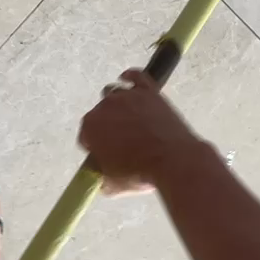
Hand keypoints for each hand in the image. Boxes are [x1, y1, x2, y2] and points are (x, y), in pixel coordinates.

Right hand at [78, 68, 207, 194]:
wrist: (173, 161)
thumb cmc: (139, 173)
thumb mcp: (112, 183)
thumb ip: (101, 174)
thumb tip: (102, 173)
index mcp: (89, 128)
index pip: (86, 135)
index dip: (95, 146)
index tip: (105, 153)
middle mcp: (103, 108)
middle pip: (99, 113)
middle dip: (106, 125)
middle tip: (120, 139)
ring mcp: (126, 97)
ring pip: (114, 92)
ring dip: (116, 103)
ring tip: (126, 114)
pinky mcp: (148, 91)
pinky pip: (135, 76)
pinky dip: (130, 76)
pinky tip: (127, 77)